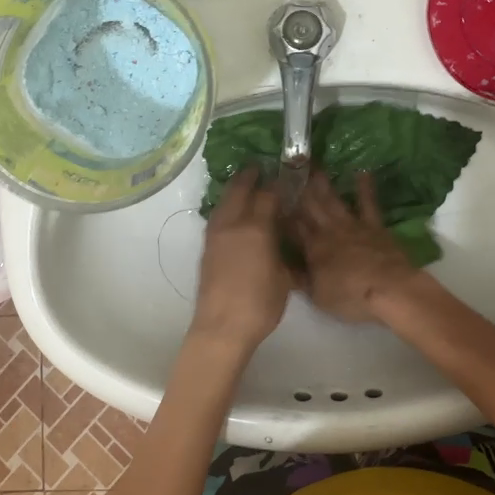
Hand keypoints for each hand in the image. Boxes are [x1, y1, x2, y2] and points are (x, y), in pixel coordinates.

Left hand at [191, 171, 294, 351]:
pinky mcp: (207, 247)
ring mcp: (215, 234)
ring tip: (245, 184)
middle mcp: (233, 224)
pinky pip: (218, 215)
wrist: (222, 326)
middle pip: (240, 189)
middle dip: (250, 176)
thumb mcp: (284, 279)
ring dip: (235, 189)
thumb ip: (285, 253)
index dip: (279, 185)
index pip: (268, 196)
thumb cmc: (260, 305)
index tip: (287, 177)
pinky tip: (234, 212)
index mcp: (256, 229)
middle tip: (260, 167)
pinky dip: (227, 206)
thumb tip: (287, 239)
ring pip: (224, 201)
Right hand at [292, 171, 424, 322]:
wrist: (388, 289)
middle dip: (298, 190)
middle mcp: (328, 231)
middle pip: (310, 207)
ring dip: (323, 184)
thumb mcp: (317, 296)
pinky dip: (364, 188)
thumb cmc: (350, 296)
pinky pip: (368, 203)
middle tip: (289, 172)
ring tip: (314, 168)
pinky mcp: (373, 225)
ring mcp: (351, 225)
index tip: (271, 199)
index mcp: (312, 248)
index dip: (281, 213)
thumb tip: (282, 268)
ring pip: (333, 200)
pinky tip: (362, 172)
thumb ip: (300, 279)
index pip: (292, 227)